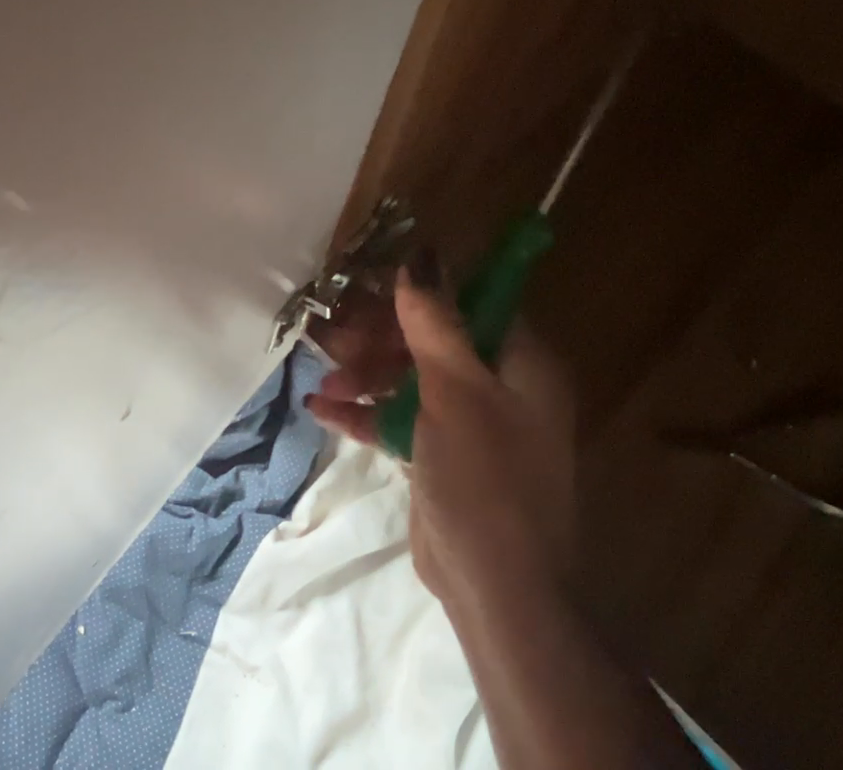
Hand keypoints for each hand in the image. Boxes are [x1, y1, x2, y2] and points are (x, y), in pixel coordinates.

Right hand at [306, 261, 576, 605]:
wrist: (497, 585)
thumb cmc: (485, 477)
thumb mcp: (457, 392)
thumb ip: (434, 323)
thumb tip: (419, 257)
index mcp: (521, 362)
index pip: (470, 302)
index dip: (419, 291)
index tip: (367, 285)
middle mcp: (500, 386)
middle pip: (433, 340)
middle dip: (380, 335)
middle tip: (332, 333)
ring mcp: (470, 424)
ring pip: (411, 379)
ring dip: (366, 373)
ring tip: (321, 371)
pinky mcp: (441, 457)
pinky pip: (401, 419)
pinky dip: (366, 413)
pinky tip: (321, 408)